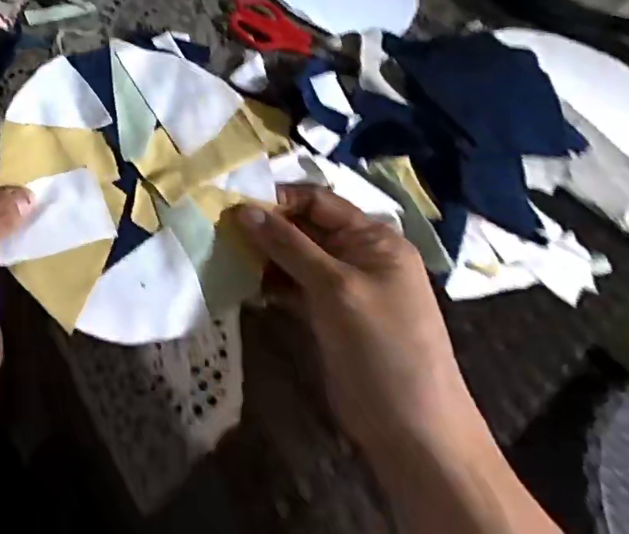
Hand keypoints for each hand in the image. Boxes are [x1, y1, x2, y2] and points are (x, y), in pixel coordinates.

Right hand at [235, 185, 484, 455]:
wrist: (412, 428)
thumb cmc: (383, 346)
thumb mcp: (335, 288)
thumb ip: (288, 244)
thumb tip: (242, 208)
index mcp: (375, 240)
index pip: (317, 200)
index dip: (277, 198)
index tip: (232, 204)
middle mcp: (357, 254)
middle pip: (300, 224)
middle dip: (261, 225)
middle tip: (217, 227)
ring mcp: (340, 284)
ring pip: (289, 252)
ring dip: (257, 252)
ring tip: (221, 252)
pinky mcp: (324, 309)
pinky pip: (287, 280)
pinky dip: (264, 278)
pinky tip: (238, 279)